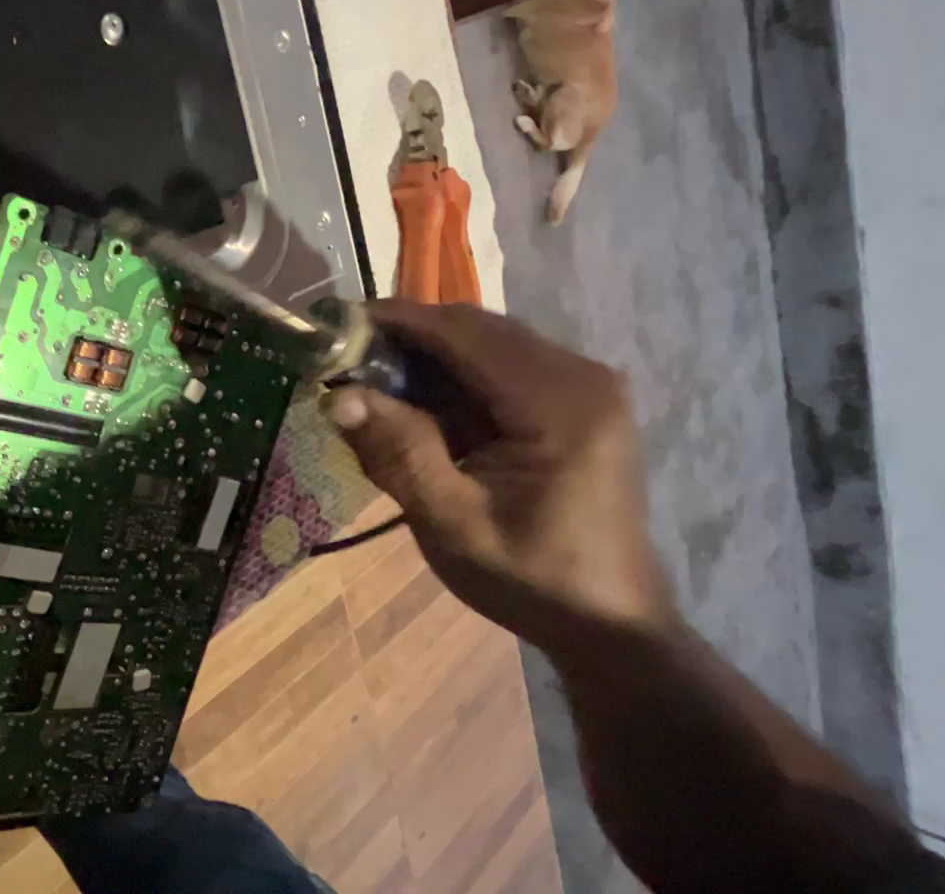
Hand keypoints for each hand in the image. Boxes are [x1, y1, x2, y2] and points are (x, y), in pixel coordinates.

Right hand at [325, 301, 675, 651]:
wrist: (609, 623)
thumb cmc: (531, 580)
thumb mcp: (453, 523)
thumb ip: (399, 454)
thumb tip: (337, 396)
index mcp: (560, 401)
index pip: (463, 332)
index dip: (395, 321)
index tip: (335, 325)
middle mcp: (579, 375)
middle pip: (476, 329)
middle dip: (407, 341)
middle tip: (345, 364)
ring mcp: (582, 385)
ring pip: (486, 344)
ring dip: (428, 360)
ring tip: (373, 388)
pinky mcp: (575, 402)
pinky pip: (502, 368)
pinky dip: (454, 380)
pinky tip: (421, 409)